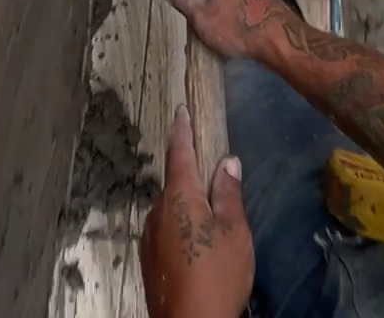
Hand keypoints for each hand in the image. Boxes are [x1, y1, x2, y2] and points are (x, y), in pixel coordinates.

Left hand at [140, 107, 252, 317]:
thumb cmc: (217, 274)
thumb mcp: (234, 231)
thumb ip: (228, 193)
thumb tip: (227, 161)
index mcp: (179, 196)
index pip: (179, 152)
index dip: (182, 130)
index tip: (180, 110)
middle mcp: (158, 210)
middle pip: (174, 182)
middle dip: (190, 176)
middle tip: (211, 175)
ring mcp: (149, 237)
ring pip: (169, 208)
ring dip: (185, 205)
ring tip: (209, 217)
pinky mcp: (149, 261)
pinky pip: (165, 230)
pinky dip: (179, 226)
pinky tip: (195, 243)